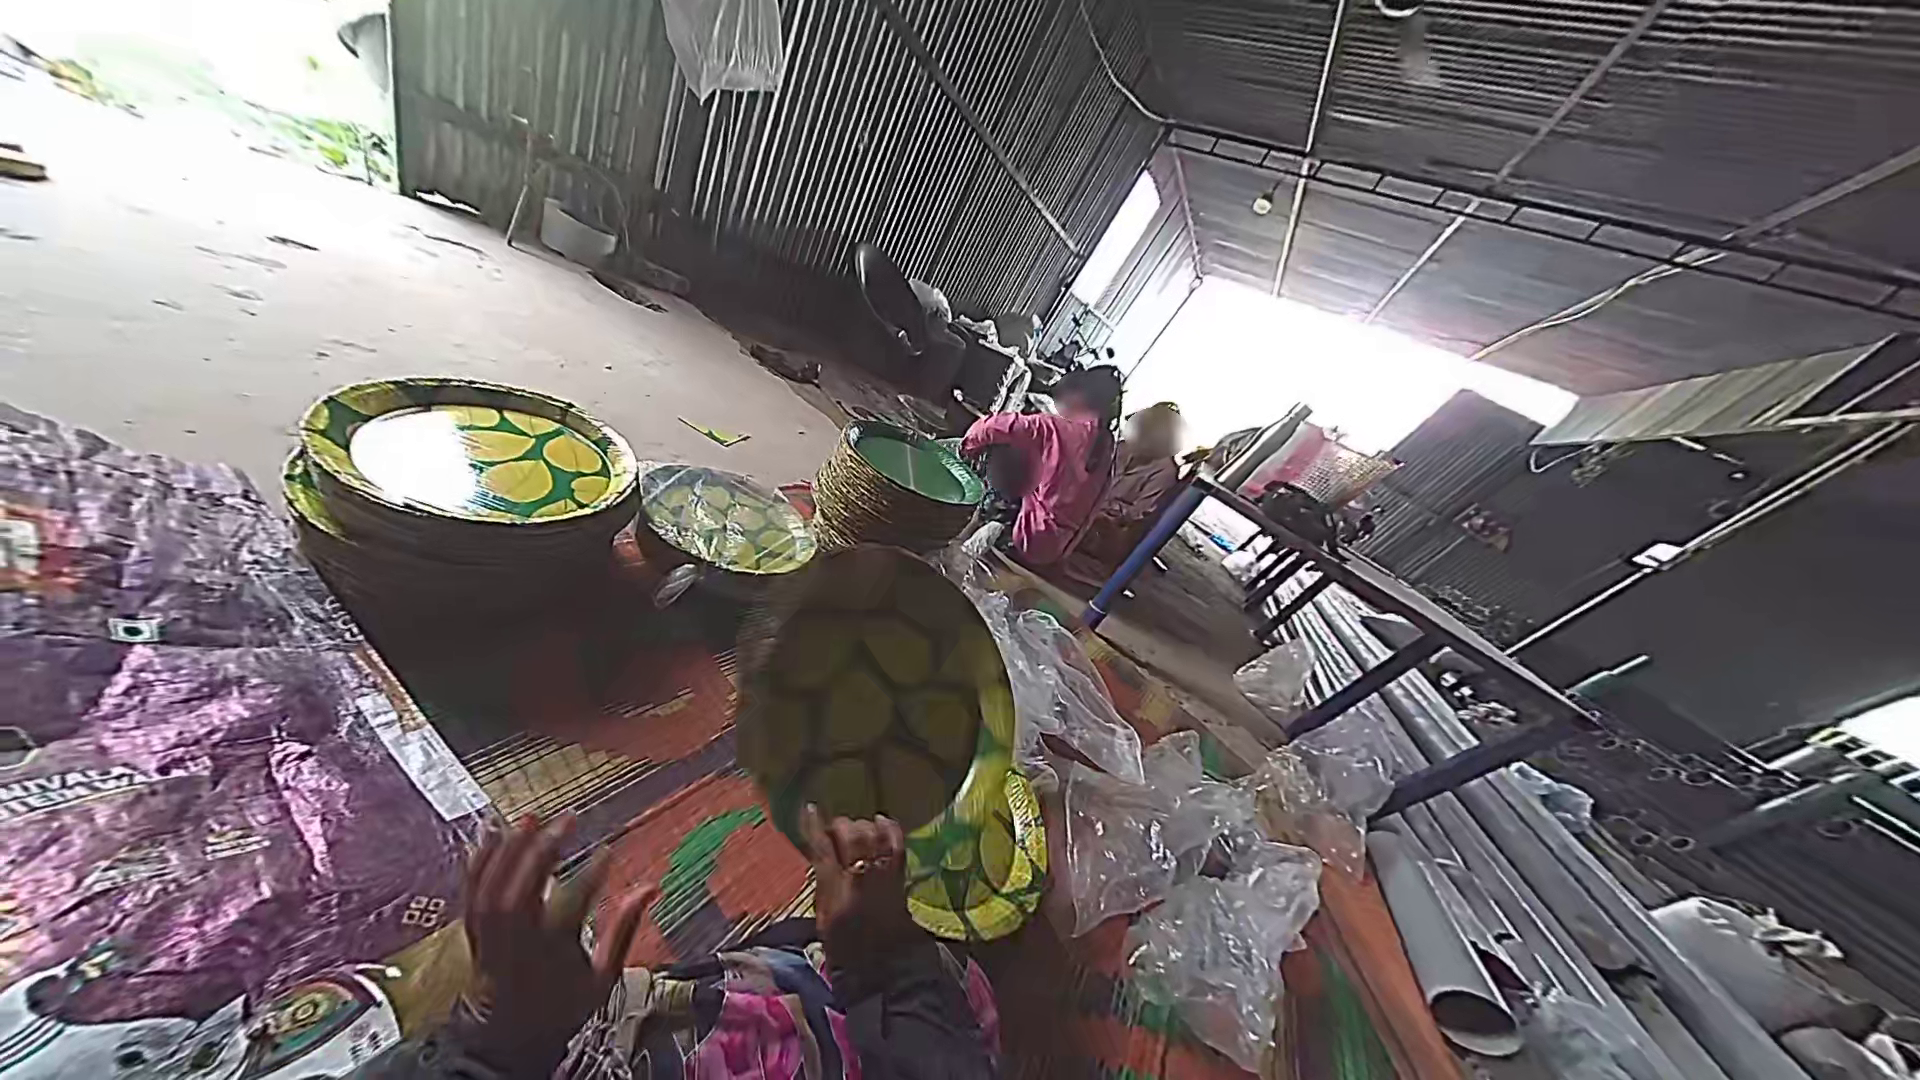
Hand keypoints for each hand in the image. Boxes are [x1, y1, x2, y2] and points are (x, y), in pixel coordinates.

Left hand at [462, 814, 655, 1075]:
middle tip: (567, 819)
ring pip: (491, 893)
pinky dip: (478, 865)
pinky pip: (470, 899)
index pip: (571, 908)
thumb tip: (651, 888)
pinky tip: (491, 836)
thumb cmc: (560, 1009)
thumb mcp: (603, 980)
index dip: (591, 876)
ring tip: (529, 818)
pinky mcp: (476, 937)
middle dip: (542, 853)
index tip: (609, 850)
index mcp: (553, 955)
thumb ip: (625, 930)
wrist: (506, 1045)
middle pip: (520, 895)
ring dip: (509, 852)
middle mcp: (517, 946)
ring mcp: (491, 941)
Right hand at [801, 805, 916, 973]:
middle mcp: (859, 877)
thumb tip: (820, 857)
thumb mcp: (824, 921)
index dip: (814, 825)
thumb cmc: (849, 951)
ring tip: (855, 830)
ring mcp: (883, 873)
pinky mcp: (900, 873)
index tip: (810, 808)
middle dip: (840, 826)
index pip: (822, 850)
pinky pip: (896, 840)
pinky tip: (879, 820)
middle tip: (835, 830)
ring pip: (872, 833)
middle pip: (850, 835)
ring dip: (861, 825)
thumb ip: (823, 886)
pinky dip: (888, 826)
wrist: (887, 968)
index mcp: (835, 893)